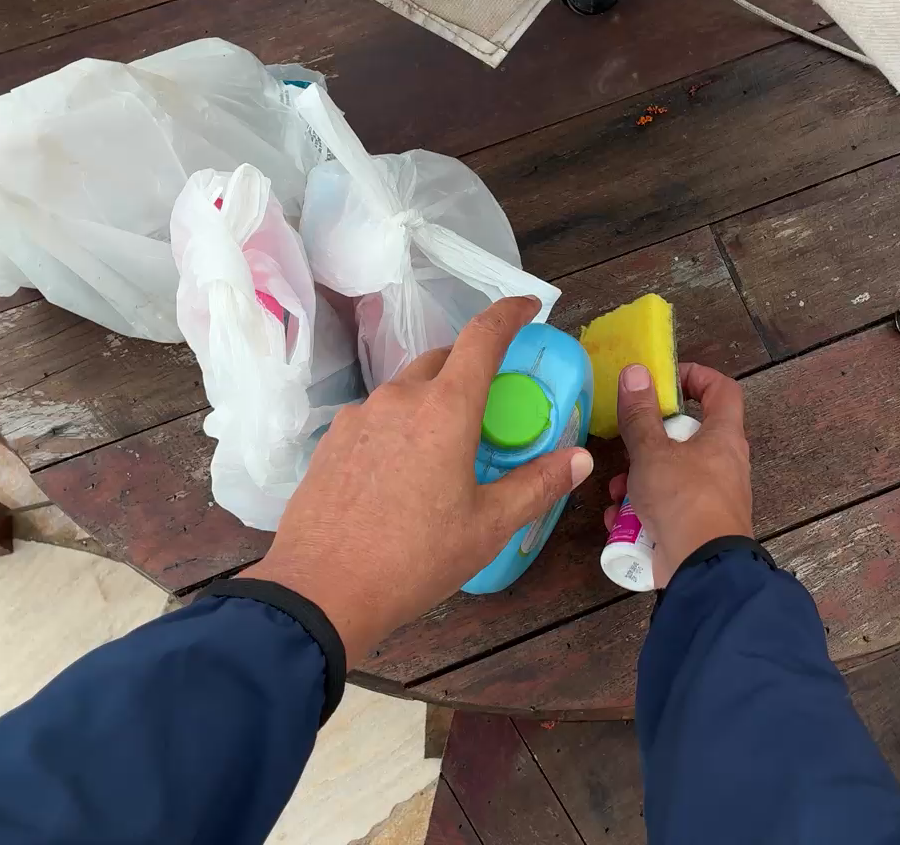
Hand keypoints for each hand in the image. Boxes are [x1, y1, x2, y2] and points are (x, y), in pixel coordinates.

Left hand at [244, 297, 592, 665]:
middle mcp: (400, 397)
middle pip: (444, 358)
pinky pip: (378, 414)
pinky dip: (401, 423)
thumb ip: (537, 485)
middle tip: (492, 401)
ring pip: (408, 387)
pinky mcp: (332, 439)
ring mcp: (360, 416)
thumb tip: (581, 458)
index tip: (529, 307)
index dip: (509, 313)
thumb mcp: (488, 526)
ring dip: (434, 398)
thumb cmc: (414, 557)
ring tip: (446, 444)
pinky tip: (402, 469)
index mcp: (445, 408)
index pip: (483, 336)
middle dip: (473, 364)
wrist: (318, 593)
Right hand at [601, 362, 752, 587]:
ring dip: (638, 481)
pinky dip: (643, 511)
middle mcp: (724, 464)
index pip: (722, 390)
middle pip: (687, 437)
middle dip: (649, 441)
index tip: (665, 380)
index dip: (697, 376)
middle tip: (627, 445)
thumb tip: (636, 372)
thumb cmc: (682, 499)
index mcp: (723, 437)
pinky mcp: (698, 526)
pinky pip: (668, 508)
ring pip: (672, 475)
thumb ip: (641, 415)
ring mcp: (712, 498)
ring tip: (615, 493)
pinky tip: (619, 521)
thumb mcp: (652, 452)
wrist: (702, 571)